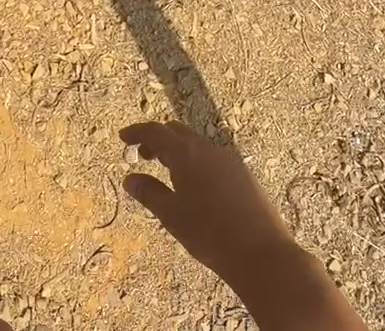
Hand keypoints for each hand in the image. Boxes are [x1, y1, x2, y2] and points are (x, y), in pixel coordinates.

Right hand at [121, 122, 364, 330]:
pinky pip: (213, 157)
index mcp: (185, 154)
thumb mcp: (172, 215)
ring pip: (197, 144)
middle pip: (177, 132)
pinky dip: (197, 161)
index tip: (123, 137)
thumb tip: (129, 178)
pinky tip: (197, 186)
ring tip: (169, 173)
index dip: (137, 132)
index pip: (155, 131)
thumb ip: (149, 193)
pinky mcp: (244, 174)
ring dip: (178, 150)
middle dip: (157, 139)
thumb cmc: (209, 234)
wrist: (262, 253)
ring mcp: (229, 160)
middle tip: (143, 156)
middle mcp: (207, 149)